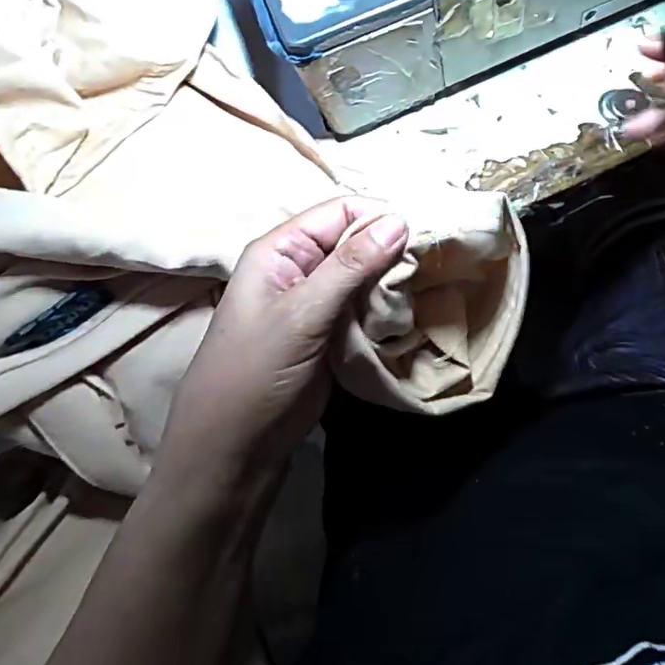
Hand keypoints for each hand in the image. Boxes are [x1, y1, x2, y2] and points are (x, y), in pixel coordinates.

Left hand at [161, 198, 408, 476]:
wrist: (234, 453)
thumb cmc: (254, 374)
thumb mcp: (301, 314)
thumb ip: (350, 265)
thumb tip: (400, 219)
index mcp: (282, 249)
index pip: (341, 211)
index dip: (380, 217)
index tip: (421, 234)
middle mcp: (302, 267)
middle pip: (358, 239)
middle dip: (392, 249)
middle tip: (430, 264)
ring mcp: (319, 300)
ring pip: (368, 273)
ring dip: (394, 279)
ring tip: (426, 286)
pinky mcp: (334, 330)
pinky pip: (368, 304)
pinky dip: (389, 305)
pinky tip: (411, 310)